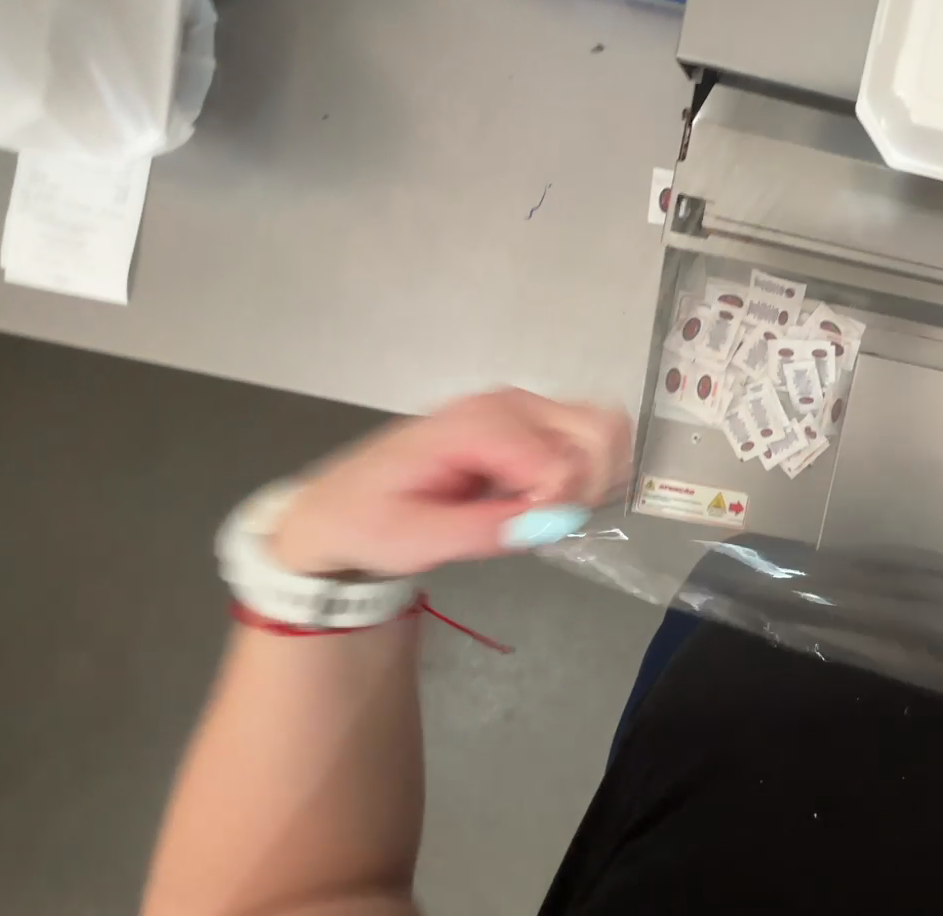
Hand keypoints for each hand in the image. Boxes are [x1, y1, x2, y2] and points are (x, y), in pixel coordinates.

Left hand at [270, 389, 632, 577]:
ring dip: (595, 474)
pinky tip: (555, 493)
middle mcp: (509, 403)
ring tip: (554, 506)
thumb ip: (485, 530)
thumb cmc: (371, 522)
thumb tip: (550, 522)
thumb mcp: (416, 539)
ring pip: (603, 427)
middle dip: (589, 484)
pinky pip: (590, 433)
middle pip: (597, 430)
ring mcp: (525, 406)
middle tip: (550, 517)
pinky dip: (591, 466)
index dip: (559, 504)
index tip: (529, 529)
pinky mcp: (534, 419)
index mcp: (476, 424)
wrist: (339, 505)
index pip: (560, 460)